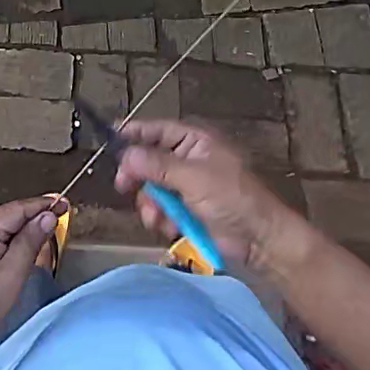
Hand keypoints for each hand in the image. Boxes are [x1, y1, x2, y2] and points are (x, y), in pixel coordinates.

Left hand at [0, 196, 61, 355]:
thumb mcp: (12, 274)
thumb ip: (31, 241)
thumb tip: (49, 216)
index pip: (18, 208)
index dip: (44, 204)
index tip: (67, 203)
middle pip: (13, 213)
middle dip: (37, 214)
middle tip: (65, 216)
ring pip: (7, 224)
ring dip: (29, 226)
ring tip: (53, 228)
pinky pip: (0, 235)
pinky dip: (18, 237)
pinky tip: (31, 242)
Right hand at [115, 119, 306, 270]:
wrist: (260, 240)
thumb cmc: (233, 198)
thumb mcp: (193, 178)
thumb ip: (157, 165)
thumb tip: (126, 155)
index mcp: (194, 141)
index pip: (157, 130)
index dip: (134, 133)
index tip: (109, 139)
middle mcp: (187, 159)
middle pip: (148, 160)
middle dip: (139, 177)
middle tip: (124, 187)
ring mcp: (186, 186)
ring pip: (151, 188)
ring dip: (150, 204)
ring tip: (157, 217)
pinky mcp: (185, 210)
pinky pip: (160, 209)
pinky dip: (160, 219)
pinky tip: (169, 228)